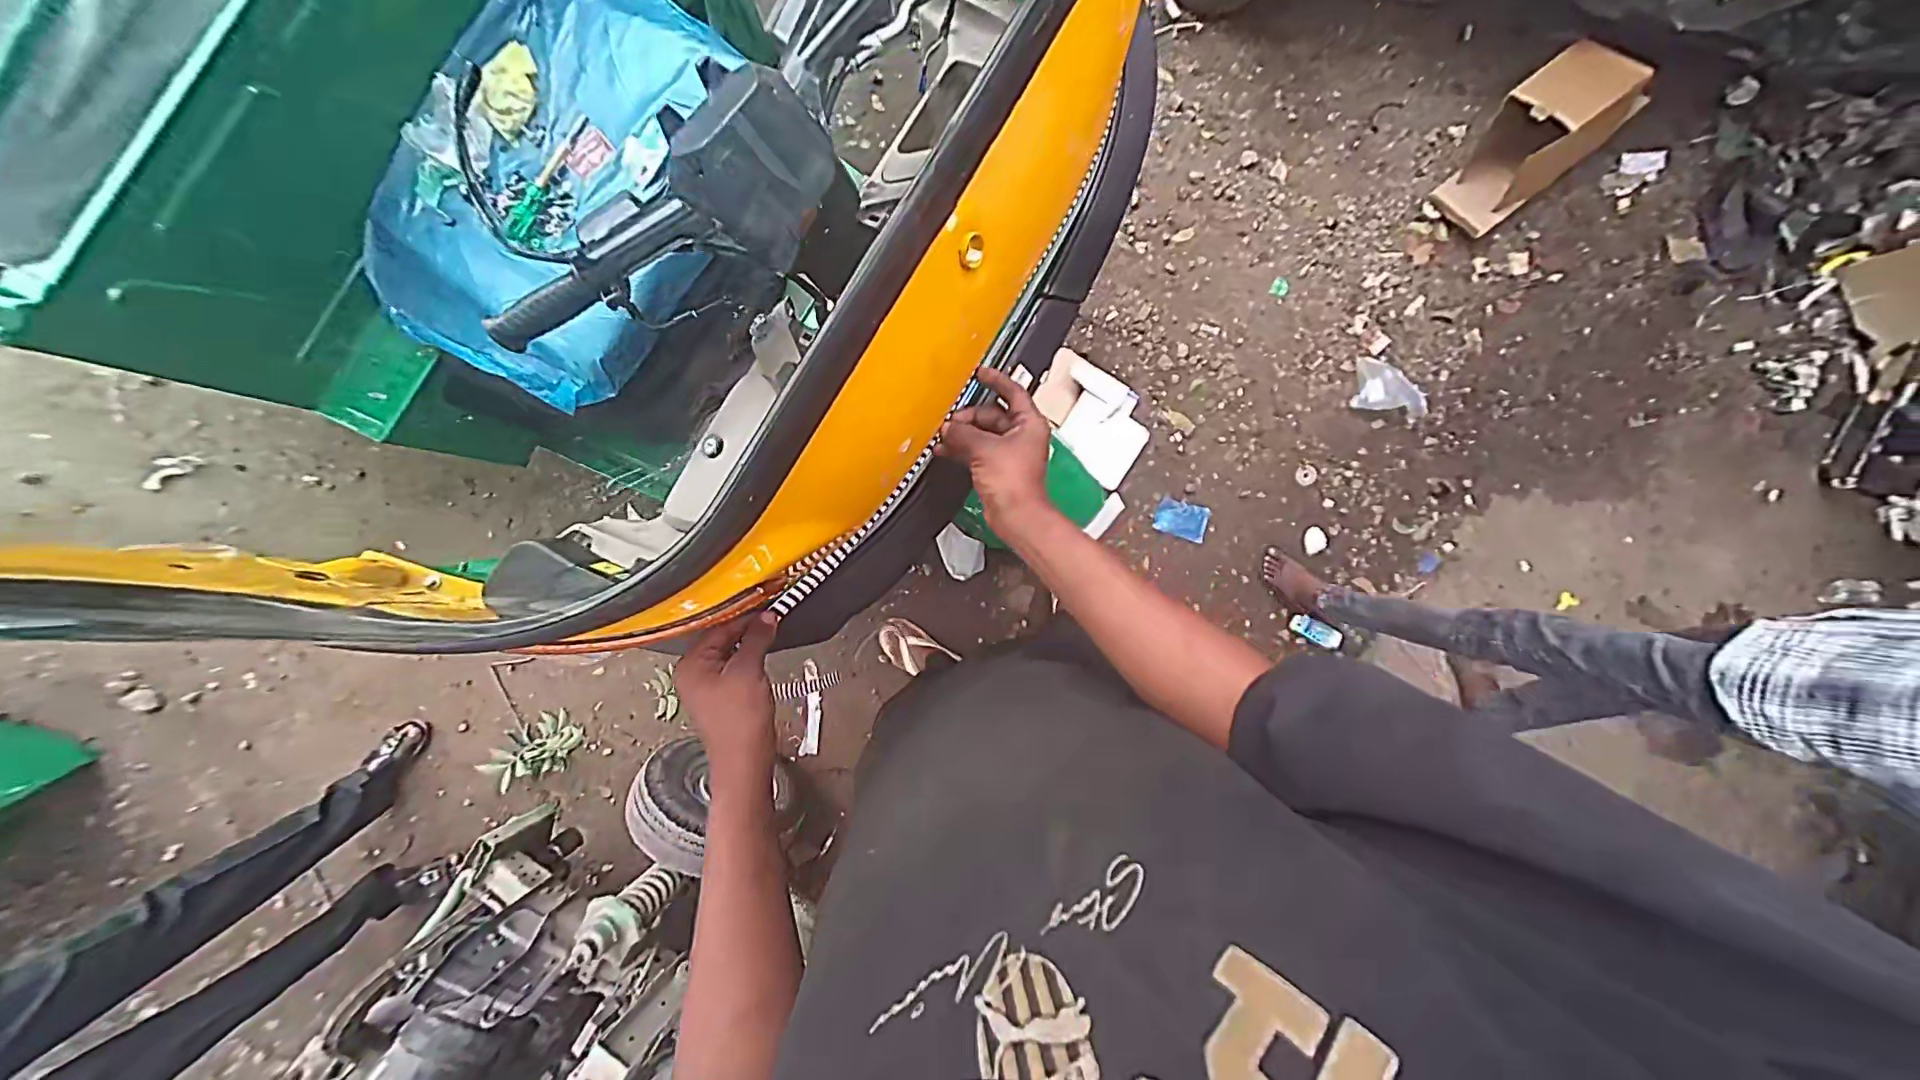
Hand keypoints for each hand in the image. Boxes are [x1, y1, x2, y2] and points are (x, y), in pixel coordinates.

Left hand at [677, 614, 778, 786]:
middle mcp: (693, 674)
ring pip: (729, 652)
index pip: (718, 627)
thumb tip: (766, 619)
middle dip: (747, 629)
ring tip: (769, 635)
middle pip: (722, 638)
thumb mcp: (748, 670)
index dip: (744, 616)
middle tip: (770, 618)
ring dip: (750, 643)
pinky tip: (762, 656)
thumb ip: (757, 639)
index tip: (766, 608)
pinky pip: (734, 667)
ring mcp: (707, 686)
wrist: (744, 760)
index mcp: (690, 665)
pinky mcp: (722, 697)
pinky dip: (749, 658)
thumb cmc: (738, 723)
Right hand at [937, 367, 1055, 538]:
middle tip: (951, 418)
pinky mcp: (998, 468)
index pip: (1012, 391)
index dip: (995, 380)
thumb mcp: (984, 448)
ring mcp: (1010, 453)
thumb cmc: (1015, 483)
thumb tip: (949, 427)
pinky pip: (978, 451)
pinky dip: (962, 449)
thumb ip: (963, 433)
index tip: (980, 372)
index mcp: (1029, 423)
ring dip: (963, 433)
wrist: (1015, 514)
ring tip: (944, 433)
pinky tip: (946, 449)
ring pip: (983, 434)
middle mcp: (1022, 436)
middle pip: (992, 414)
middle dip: (969, 415)